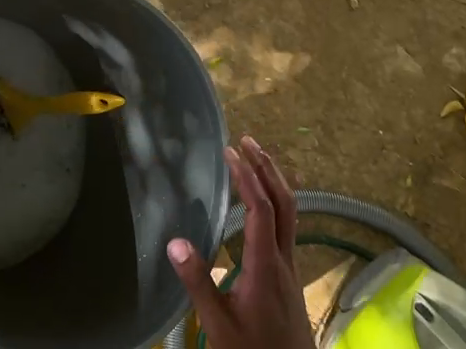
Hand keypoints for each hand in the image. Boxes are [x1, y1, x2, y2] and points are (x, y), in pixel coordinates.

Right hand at [166, 136, 314, 348]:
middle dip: (267, 169)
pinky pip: (287, 227)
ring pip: (291, 215)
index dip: (247, 177)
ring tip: (255, 160)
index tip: (230, 152)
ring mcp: (290, 270)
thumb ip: (199, 283)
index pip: (262, 210)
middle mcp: (283, 261)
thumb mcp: (219, 325)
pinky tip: (260, 205)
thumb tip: (174, 242)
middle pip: (286, 204)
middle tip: (247, 141)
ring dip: (274, 182)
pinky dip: (275, 202)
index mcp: (266, 267)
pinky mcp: (288, 278)